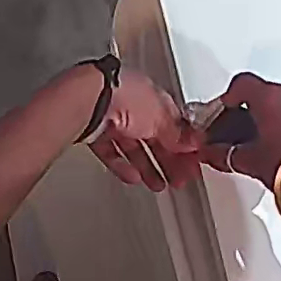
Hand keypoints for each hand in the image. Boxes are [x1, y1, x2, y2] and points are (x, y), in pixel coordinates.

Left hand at [87, 68, 202, 191]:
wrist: (89, 102)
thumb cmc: (124, 96)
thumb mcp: (160, 118)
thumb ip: (176, 133)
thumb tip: (189, 143)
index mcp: (151, 95)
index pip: (172, 122)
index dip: (183, 143)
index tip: (191, 161)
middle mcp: (131, 105)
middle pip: (153, 136)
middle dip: (168, 159)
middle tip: (178, 178)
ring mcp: (112, 117)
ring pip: (133, 146)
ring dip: (148, 167)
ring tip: (158, 185)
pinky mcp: (94, 131)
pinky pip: (111, 152)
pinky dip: (123, 166)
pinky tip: (133, 177)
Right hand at [197, 73, 280, 218]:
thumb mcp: (254, 164)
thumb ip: (230, 154)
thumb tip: (219, 154)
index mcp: (272, 97)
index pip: (242, 84)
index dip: (229, 97)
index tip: (225, 107)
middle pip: (270, 94)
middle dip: (257, 112)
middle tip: (248, 134)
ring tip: (276, 150)